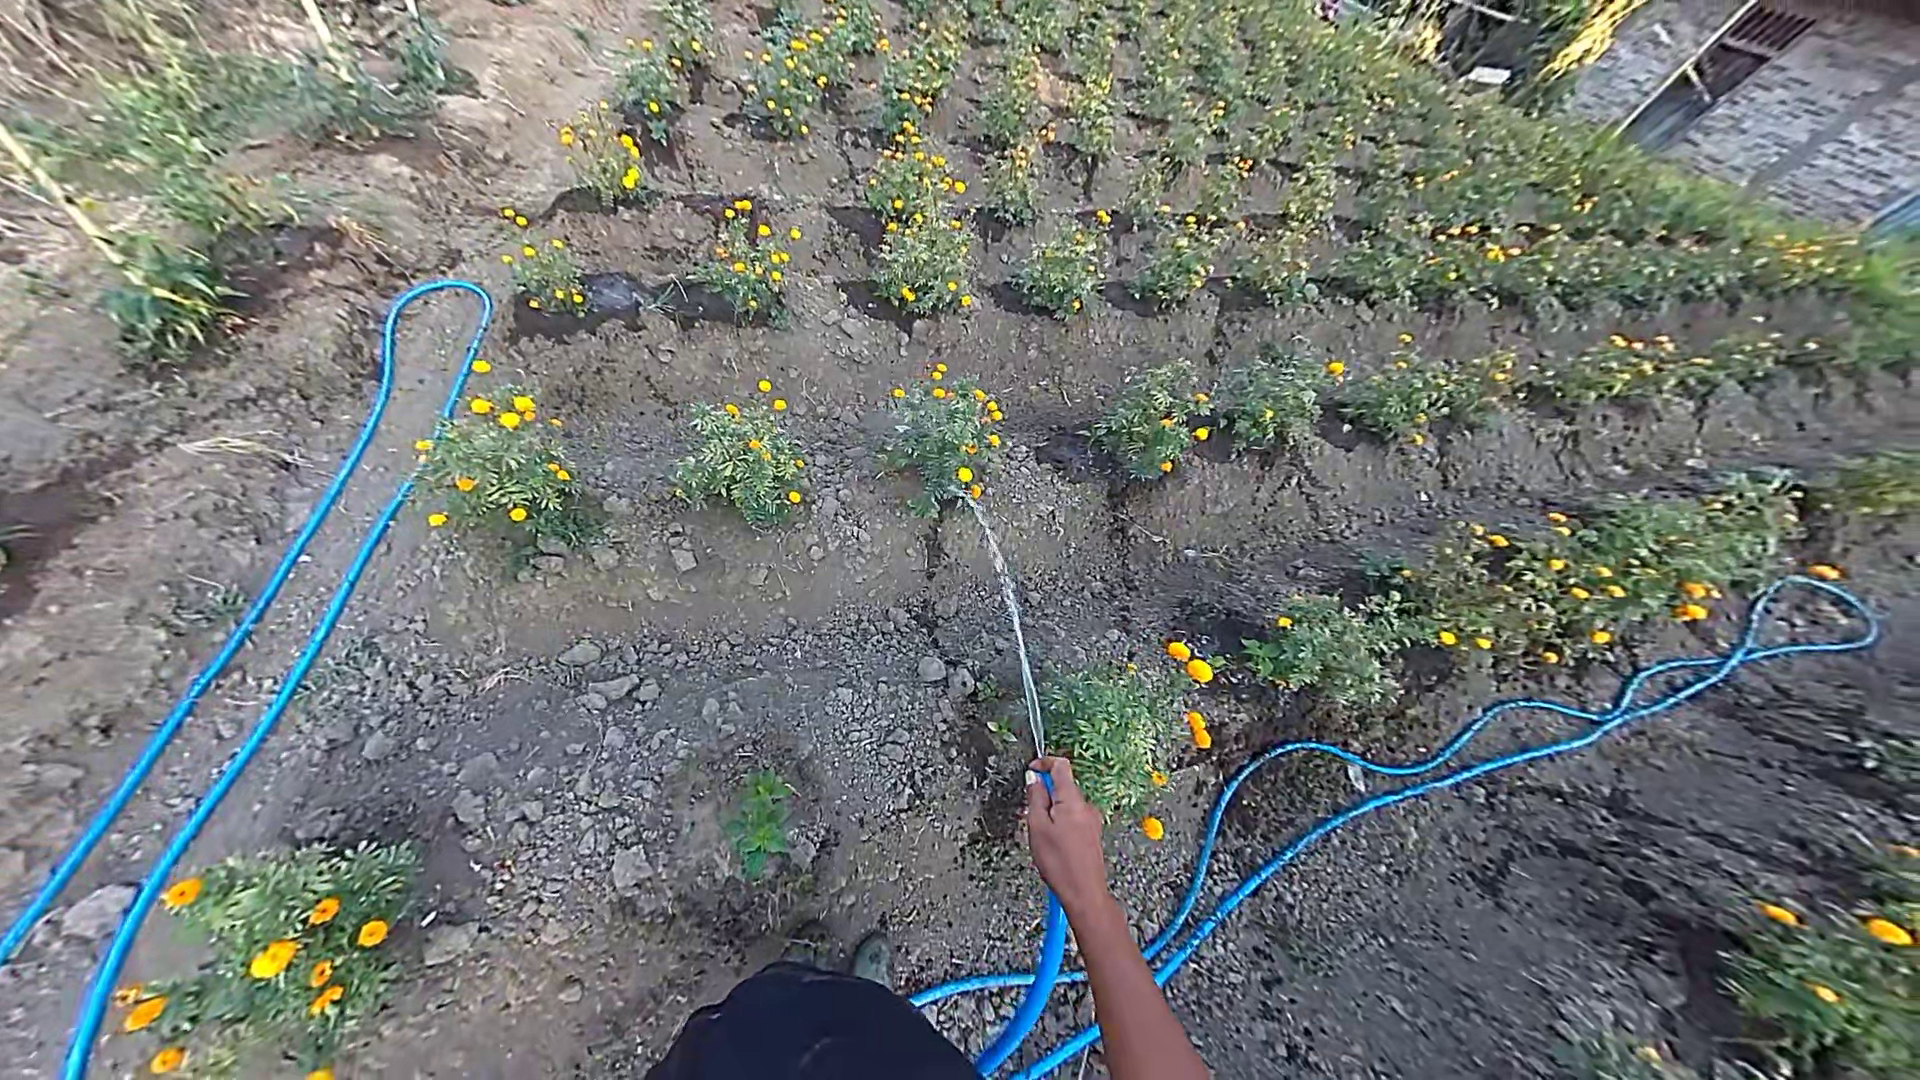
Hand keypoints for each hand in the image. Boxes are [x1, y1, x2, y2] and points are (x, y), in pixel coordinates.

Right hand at [1025, 757, 1111, 915]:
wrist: (1085, 894)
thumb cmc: (1060, 864)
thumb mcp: (1037, 826)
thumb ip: (1035, 797)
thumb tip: (1034, 778)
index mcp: (1073, 800)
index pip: (1061, 765)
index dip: (1044, 763)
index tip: (1032, 769)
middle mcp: (1086, 806)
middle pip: (1064, 785)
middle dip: (1046, 792)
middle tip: (1032, 812)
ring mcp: (1092, 819)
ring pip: (1068, 802)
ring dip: (1053, 808)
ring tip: (1043, 833)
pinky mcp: (1092, 832)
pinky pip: (1074, 816)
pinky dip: (1061, 820)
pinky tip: (1054, 841)